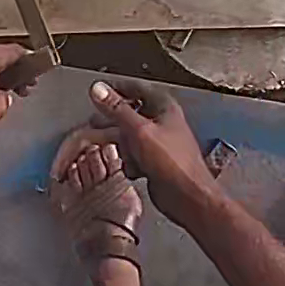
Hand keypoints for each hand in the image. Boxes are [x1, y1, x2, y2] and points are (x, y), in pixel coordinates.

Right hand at [88, 78, 226, 225]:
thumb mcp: (139, 130)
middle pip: (133, 112)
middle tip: (96, 118)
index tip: (100, 90)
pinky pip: (135, 155)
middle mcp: (164, 123)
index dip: (118, 88)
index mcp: (164, 108)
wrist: (188, 197)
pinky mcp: (155, 163)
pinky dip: (127, 159)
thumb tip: (99, 90)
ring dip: (119, 141)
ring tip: (105, 143)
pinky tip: (123, 164)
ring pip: (132, 135)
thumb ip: (117, 109)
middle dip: (114, 117)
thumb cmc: (174, 163)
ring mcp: (160, 144)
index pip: (138, 89)